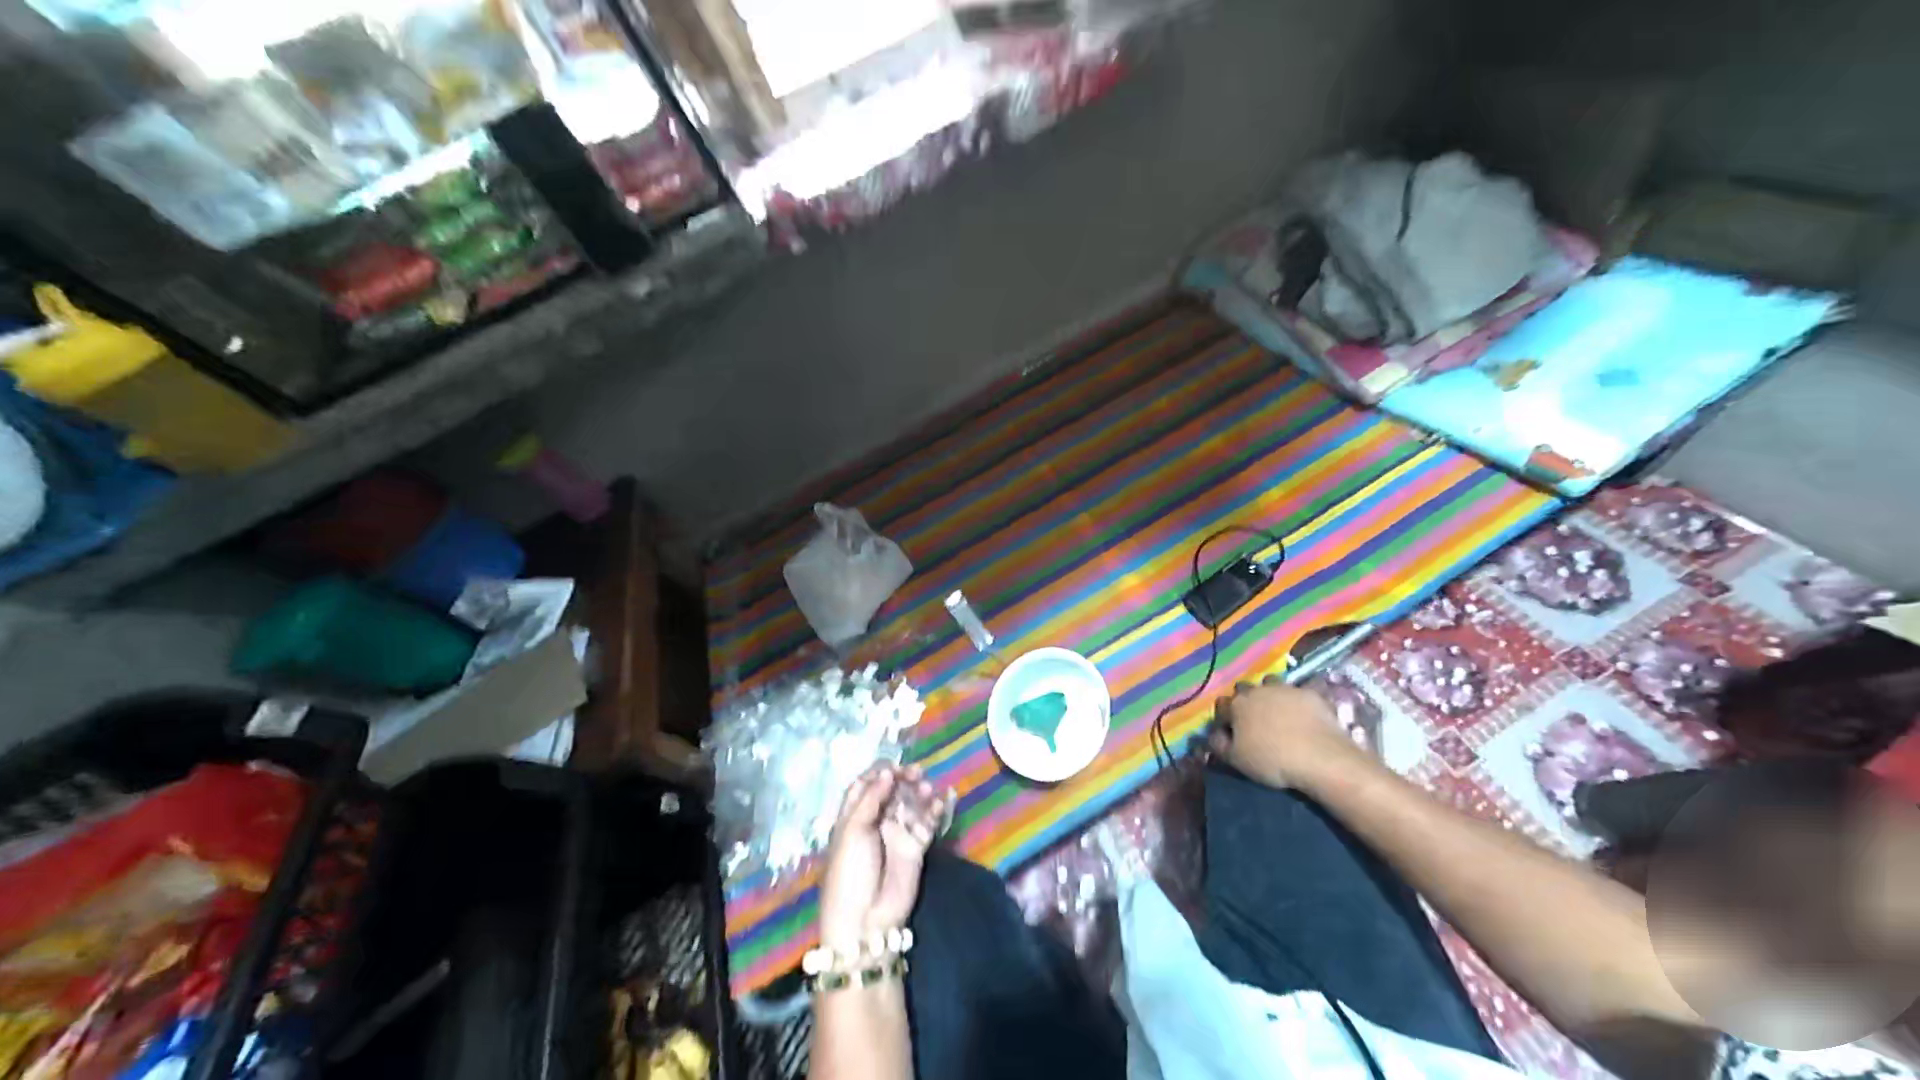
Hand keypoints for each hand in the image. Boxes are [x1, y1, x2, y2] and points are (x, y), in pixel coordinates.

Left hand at [818, 763, 951, 953]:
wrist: (865, 921)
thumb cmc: (849, 872)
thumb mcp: (852, 831)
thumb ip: (872, 799)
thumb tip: (888, 773)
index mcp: (853, 817)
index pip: (867, 785)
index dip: (880, 773)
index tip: (894, 767)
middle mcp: (875, 822)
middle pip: (892, 792)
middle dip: (904, 779)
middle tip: (917, 772)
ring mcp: (896, 836)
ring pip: (911, 805)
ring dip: (919, 793)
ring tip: (927, 788)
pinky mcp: (915, 850)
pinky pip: (926, 825)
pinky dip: (934, 812)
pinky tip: (939, 804)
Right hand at [1207, 676, 1374, 790]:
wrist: (1321, 758)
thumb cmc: (1272, 760)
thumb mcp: (1236, 760)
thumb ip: (1219, 744)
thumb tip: (1214, 734)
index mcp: (1237, 704)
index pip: (1222, 704)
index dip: (1224, 716)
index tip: (1230, 729)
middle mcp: (1258, 690)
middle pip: (1245, 688)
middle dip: (1246, 699)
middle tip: (1254, 719)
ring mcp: (1286, 688)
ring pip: (1272, 683)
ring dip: (1271, 693)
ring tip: (1279, 711)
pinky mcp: (1311, 693)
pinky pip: (1300, 691)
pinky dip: (1298, 699)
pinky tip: (1304, 713)